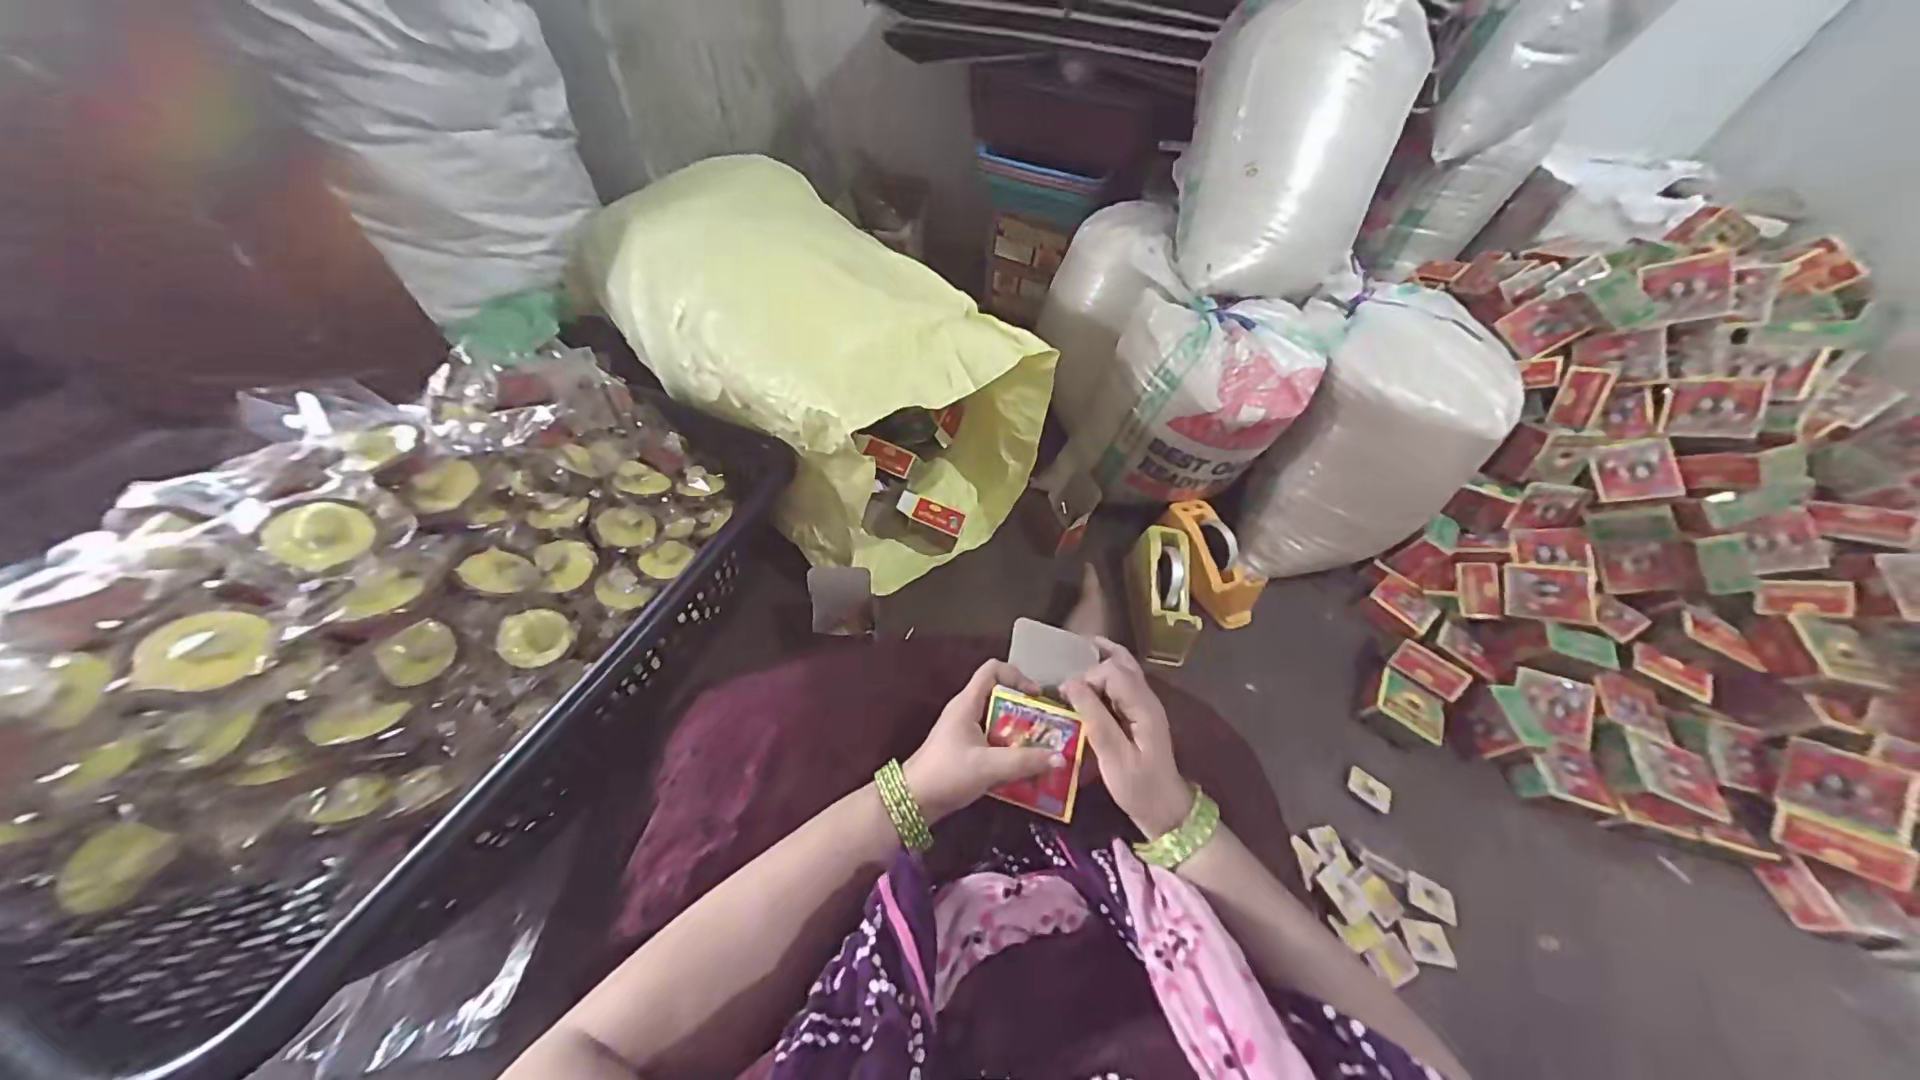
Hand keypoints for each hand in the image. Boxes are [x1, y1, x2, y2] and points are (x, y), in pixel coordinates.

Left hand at [902, 660, 1064, 822]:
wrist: (913, 802)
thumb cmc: (946, 774)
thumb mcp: (988, 767)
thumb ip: (1025, 762)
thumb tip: (1060, 758)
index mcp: (967, 703)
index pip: (993, 669)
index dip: (1017, 676)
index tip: (1036, 698)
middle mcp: (966, 711)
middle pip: (1001, 696)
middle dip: (1026, 711)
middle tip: (1047, 729)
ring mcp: (965, 731)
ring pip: (999, 721)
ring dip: (1021, 734)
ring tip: (1043, 750)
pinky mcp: (966, 750)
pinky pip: (994, 741)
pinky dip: (1011, 750)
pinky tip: (1025, 769)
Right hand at [1063, 638, 1194, 837]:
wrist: (1165, 811)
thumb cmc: (1139, 788)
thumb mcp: (1114, 757)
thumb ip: (1095, 718)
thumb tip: (1070, 684)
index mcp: (1143, 707)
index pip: (1113, 672)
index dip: (1087, 677)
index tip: (1065, 696)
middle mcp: (1147, 698)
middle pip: (1120, 663)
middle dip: (1091, 666)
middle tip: (1065, 681)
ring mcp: (1145, 704)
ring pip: (1124, 667)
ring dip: (1100, 661)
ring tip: (1075, 656)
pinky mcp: (1139, 712)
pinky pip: (1122, 682)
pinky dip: (1105, 673)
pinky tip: (1088, 675)